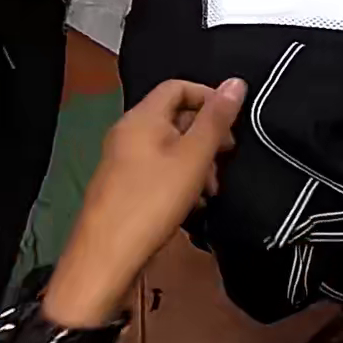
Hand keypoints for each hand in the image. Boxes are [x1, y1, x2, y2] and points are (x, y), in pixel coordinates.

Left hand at [43, 78, 246, 326]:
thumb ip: (217, 119)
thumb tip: (236, 82)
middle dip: (208, 134)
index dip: (209, 96)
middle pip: (177, 116)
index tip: (233, 121)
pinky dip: (183, 177)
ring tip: (213, 187)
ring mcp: (124, 160)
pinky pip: (161, 168)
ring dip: (199, 160)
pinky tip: (196, 202)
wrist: (106, 260)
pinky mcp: (125, 185)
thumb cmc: (154, 200)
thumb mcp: (195, 156)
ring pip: (172, 145)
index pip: (178, 87)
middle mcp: (129, 132)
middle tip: (228, 157)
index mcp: (142, 117)